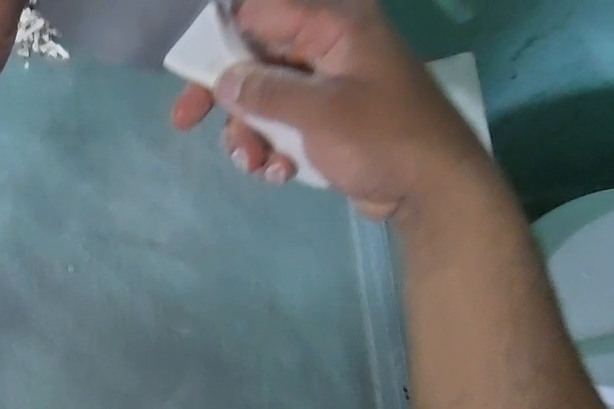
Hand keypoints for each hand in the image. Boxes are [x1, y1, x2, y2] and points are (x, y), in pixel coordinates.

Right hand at [168, 0, 492, 219]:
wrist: (429, 186)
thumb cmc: (382, 138)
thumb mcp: (320, 112)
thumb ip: (267, 92)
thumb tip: (224, 80)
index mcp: (334, 25)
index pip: (261, 14)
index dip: (219, 40)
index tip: (190, 73)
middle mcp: (327, 48)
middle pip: (255, 60)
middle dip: (227, 98)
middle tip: (185, 124)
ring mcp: (326, 88)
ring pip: (263, 101)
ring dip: (250, 135)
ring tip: (257, 164)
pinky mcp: (326, 123)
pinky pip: (282, 128)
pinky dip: (273, 151)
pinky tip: (281, 173)